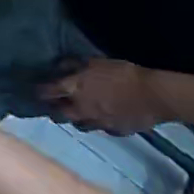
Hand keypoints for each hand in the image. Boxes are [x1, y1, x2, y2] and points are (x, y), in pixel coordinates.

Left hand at [39, 59, 175, 135]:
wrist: (155, 95)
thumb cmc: (123, 73)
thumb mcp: (94, 62)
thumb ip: (73, 65)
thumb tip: (59, 67)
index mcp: (73, 89)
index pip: (46, 92)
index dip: (39, 91)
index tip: (37, 90)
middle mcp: (81, 108)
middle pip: (58, 115)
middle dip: (54, 110)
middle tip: (56, 104)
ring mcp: (98, 123)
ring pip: (78, 125)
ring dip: (75, 119)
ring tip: (78, 112)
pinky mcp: (116, 132)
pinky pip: (101, 130)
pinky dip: (99, 124)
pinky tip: (103, 118)